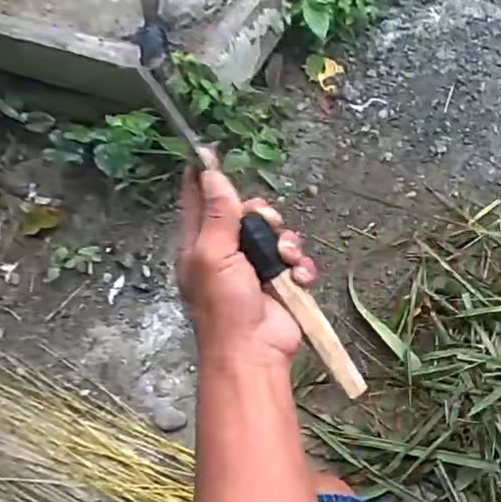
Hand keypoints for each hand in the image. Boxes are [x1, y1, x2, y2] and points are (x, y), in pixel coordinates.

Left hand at [175, 155, 317, 366]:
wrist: (254, 350)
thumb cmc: (225, 307)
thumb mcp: (213, 254)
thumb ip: (218, 214)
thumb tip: (212, 174)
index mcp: (200, 244)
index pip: (198, 199)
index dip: (205, 176)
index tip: (211, 151)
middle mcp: (227, 253)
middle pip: (247, 214)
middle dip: (263, 215)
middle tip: (267, 224)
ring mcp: (257, 270)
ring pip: (277, 236)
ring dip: (287, 244)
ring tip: (285, 261)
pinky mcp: (283, 285)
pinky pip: (297, 262)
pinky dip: (301, 268)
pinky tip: (298, 278)